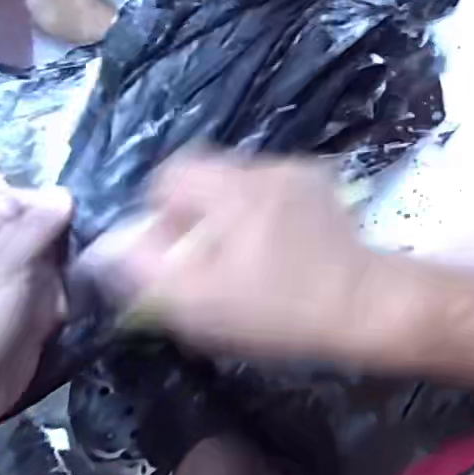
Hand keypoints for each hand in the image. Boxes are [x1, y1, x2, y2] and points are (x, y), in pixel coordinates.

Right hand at [77, 152, 386, 360]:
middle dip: (197, 216)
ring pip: (244, 187)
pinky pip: (277, 193)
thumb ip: (143, 267)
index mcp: (233, 187)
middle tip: (207, 263)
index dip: (161, 211)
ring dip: (233, 217)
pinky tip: (281, 251)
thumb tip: (108, 244)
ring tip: (247, 261)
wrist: (365, 301)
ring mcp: (302, 175)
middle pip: (209, 177)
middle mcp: (268, 168)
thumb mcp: (199, 299)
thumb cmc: (280, 306)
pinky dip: (267, 216)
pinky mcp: (326, 191)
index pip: (173, 171)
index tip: (173, 250)